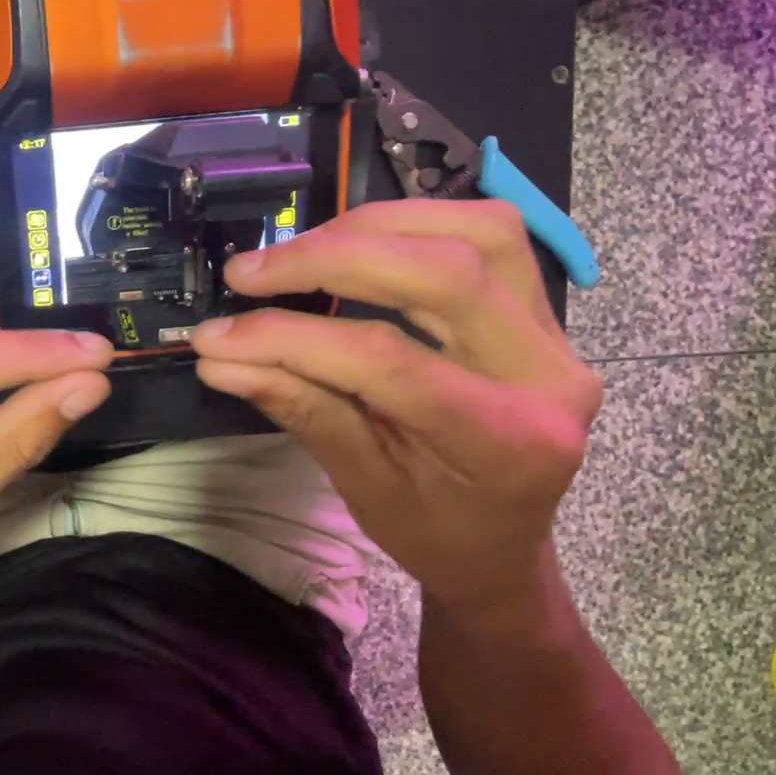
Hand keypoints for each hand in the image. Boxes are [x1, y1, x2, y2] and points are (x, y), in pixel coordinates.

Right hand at [190, 200, 602, 612]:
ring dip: (376, 227)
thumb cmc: (433, 532)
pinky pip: (487, 234)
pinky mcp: (543, 310)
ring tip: (301, 251)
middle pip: (444, 273)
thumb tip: (220, 356)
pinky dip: (412, 225)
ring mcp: (558, 335)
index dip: (292, 337)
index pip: (386, 360)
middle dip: (331, 259)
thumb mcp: (359, 484)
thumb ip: (299, 407)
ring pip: (477, 231)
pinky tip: (357, 244)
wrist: (502, 549)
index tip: (217, 335)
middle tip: (250, 273)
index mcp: (506, 441)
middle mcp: (548, 375)